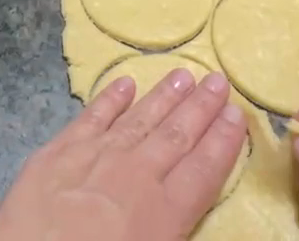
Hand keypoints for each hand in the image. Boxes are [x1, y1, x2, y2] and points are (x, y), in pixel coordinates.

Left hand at [0, 69, 249, 240]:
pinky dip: (110, 98)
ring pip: (139, 119)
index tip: (238, 113)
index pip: (204, 170)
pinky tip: (125, 83)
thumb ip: (176, 228)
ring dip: (163, 96)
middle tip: (218, 79)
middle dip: (201, 107)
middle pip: (176, 135)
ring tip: (183, 74)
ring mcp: (96, 156)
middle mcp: (136, 174)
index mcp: (164, 212)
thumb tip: (189, 206)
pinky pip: (92, 117)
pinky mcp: (59, 150)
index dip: (223, 141)